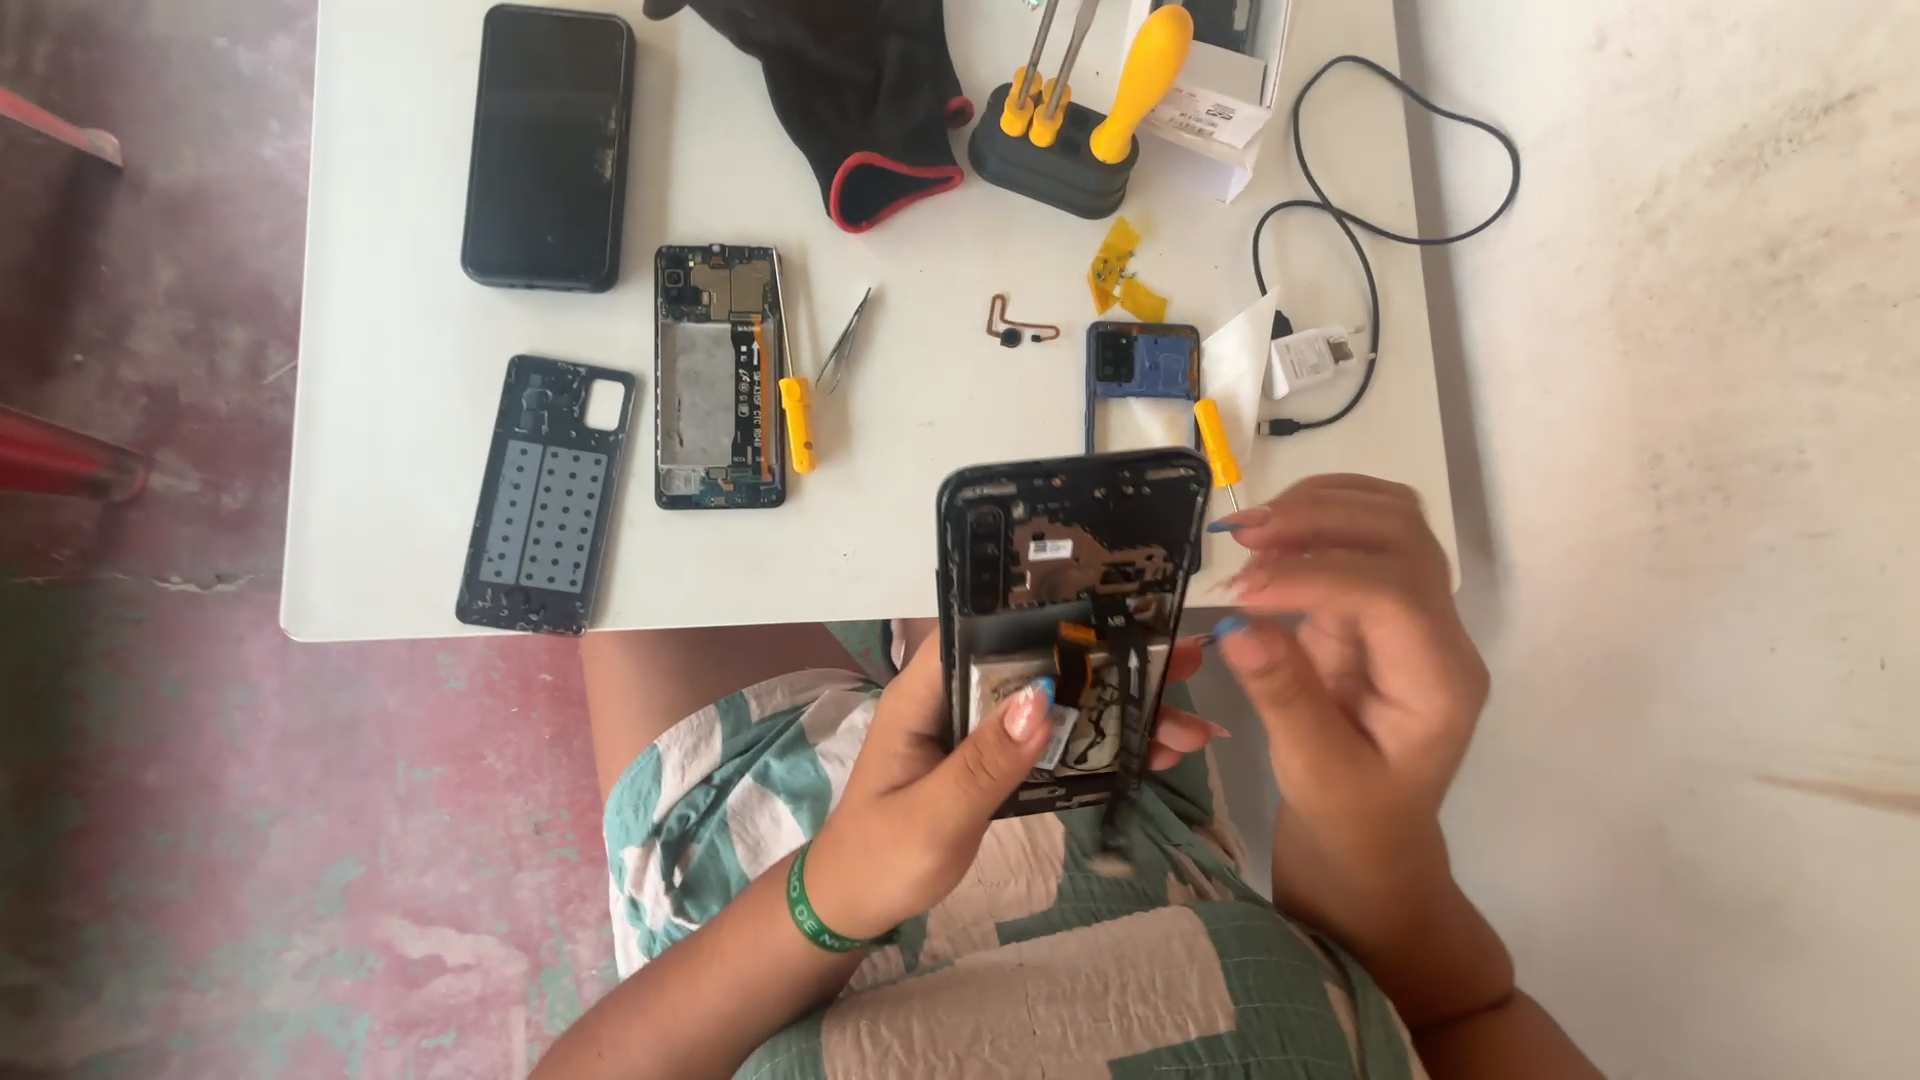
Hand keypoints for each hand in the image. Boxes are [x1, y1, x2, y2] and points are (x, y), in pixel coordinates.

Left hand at [804, 632, 1226, 939]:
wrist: (856, 904)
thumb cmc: (881, 857)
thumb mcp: (932, 816)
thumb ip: (984, 762)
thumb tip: (1043, 696)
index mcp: (925, 691)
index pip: (985, 631)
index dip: (1047, 615)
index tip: (1116, 612)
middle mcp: (954, 697)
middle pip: (1035, 663)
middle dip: (1108, 664)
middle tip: (1183, 662)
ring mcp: (977, 728)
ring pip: (1053, 702)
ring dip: (1116, 709)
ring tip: (1188, 723)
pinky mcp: (995, 759)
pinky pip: (1051, 741)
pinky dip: (1098, 745)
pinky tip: (1150, 752)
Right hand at [1209, 475, 1491, 976]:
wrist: (1371, 831)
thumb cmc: (1349, 812)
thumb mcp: (1313, 767)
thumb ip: (1282, 694)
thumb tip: (1236, 625)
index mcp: (1438, 681)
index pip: (1389, 593)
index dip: (1313, 575)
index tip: (1240, 589)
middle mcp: (1439, 633)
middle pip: (1403, 535)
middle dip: (1320, 519)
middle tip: (1244, 537)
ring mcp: (1413, 614)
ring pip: (1390, 519)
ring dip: (1319, 506)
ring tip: (1250, 530)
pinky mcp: (1378, 606)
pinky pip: (1362, 535)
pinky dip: (1316, 515)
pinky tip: (1270, 532)